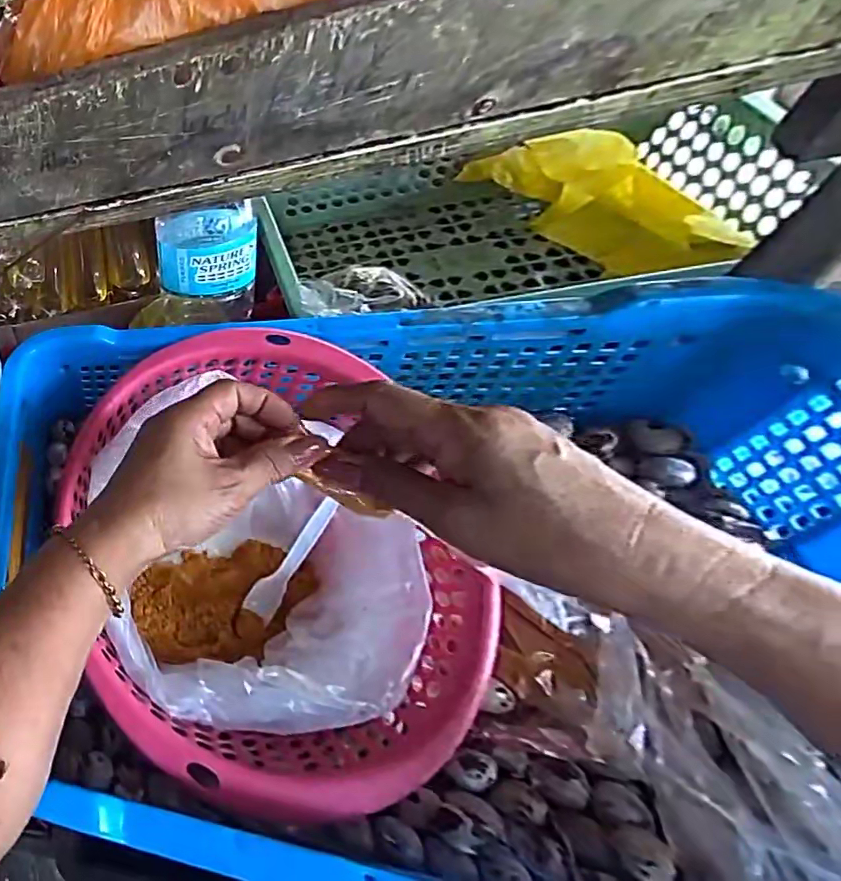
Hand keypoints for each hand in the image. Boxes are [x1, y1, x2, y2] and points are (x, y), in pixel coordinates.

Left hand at [77, 379, 329, 583]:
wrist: (120, 534)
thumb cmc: (174, 506)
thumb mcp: (232, 484)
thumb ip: (275, 461)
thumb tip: (314, 445)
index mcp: (187, 415)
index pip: (234, 390)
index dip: (270, 405)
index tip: (297, 432)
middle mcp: (173, 421)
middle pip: (226, 408)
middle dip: (263, 427)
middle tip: (293, 455)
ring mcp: (165, 441)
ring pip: (216, 430)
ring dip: (248, 444)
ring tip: (275, 470)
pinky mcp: (162, 461)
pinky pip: (203, 447)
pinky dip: (228, 457)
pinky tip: (246, 478)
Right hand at [299, 381, 699, 608]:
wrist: (663, 565)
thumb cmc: (549, 543)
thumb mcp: (454, 518)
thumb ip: (388, 484)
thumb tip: (332, 465)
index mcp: (461, 427)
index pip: (380, 398)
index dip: (334, 399)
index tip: (300, 415)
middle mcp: (483, 416)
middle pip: (404, 414)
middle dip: (363, 438)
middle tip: (341, 474)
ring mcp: (511, 429)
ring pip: (431, 429)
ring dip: (396, 451)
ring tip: (383, 488)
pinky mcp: (530, 446)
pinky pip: (460, 441)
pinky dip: (429, 458)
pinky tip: (429, 488)